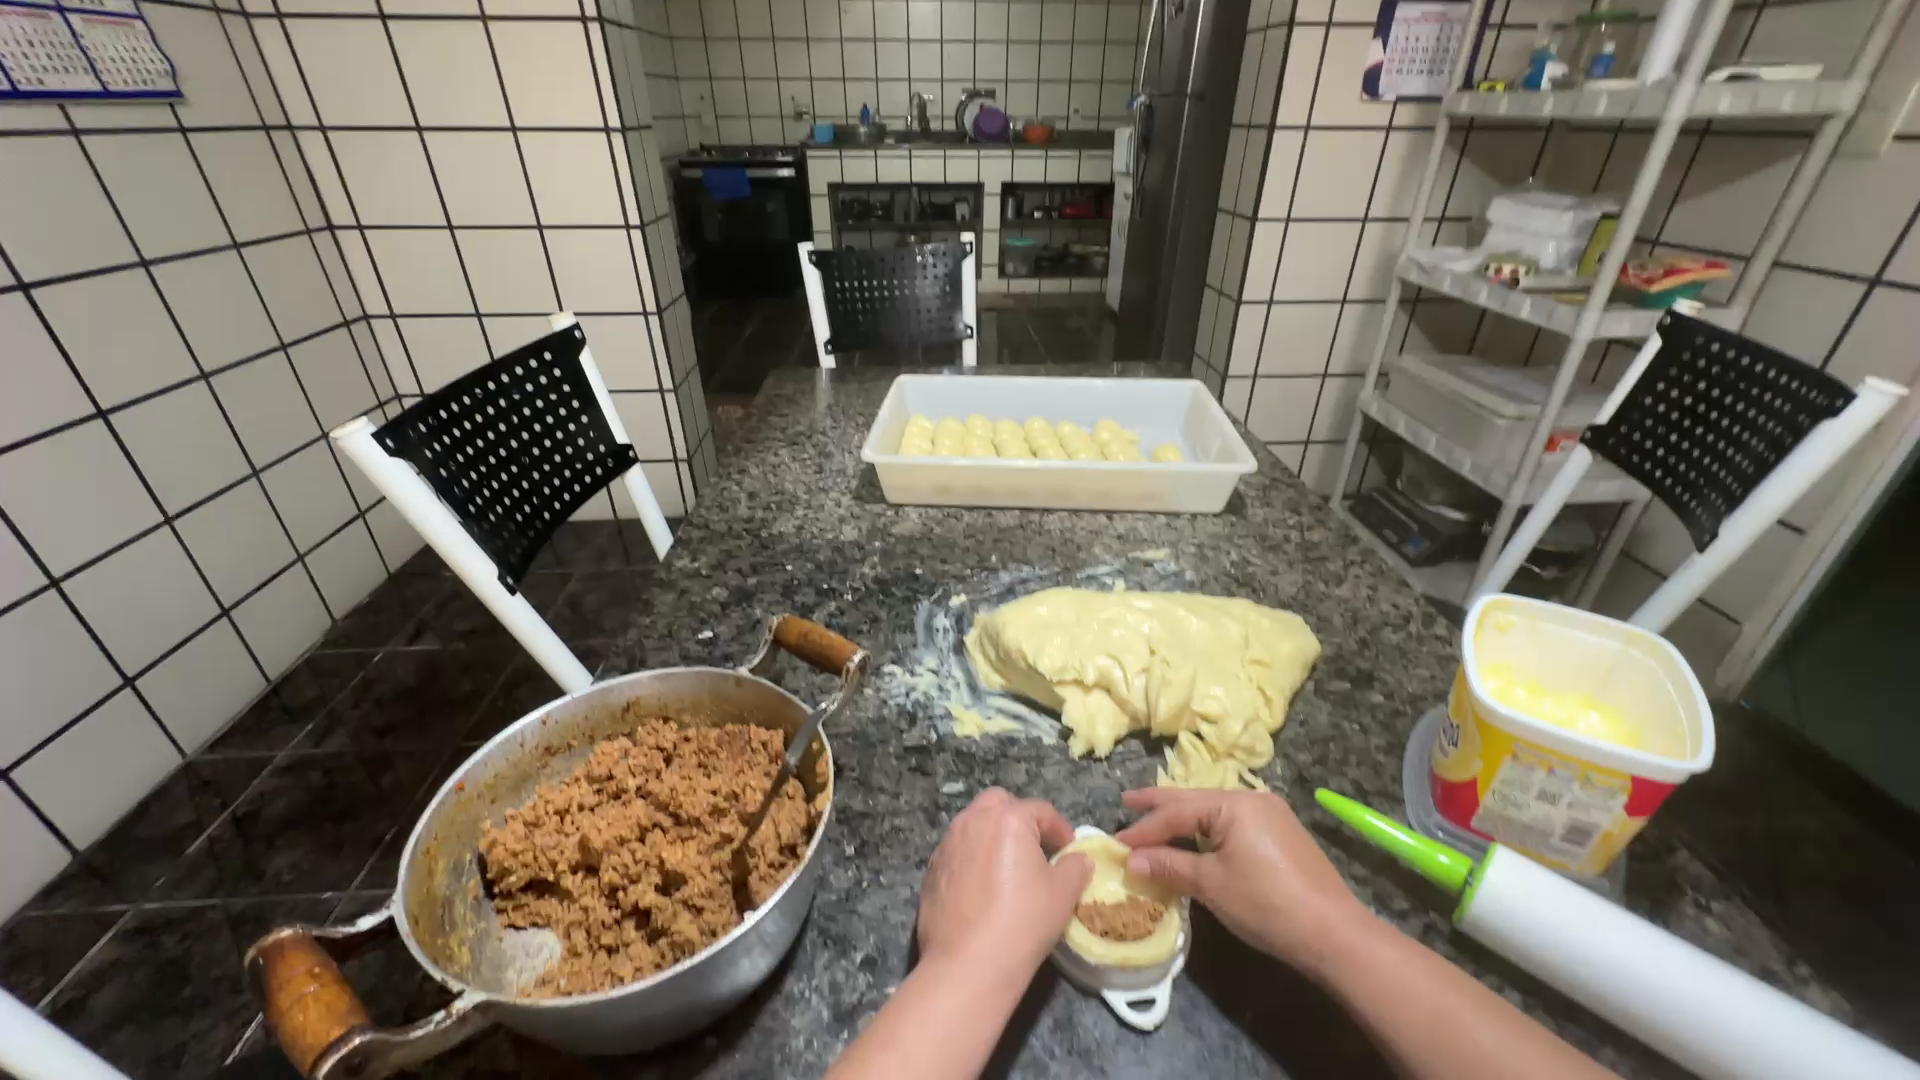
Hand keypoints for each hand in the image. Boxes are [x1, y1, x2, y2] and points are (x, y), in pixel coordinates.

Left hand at [917, 788, 1092, 984]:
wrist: (967, 965)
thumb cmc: (1022, 922)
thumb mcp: (1062, 894)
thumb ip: (1075, 867)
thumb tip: (1078, 859)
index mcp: (1008, 819)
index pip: (1041, 810)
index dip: (1060, 829)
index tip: (1069, 849)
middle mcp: (973, 820)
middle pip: (1000, 804)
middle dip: (1020, 819)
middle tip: (1036, 849)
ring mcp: (947, 844)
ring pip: (974, 824)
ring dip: (993, 836)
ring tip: (1009, 868)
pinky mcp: (931, 869)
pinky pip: (958, 850)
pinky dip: (973, 857)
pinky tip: (983, 888)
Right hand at [1115, 788, 1368, 977]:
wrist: (1335, 934)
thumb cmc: (1267, 904)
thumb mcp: (1211, 884)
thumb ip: (1168, 866)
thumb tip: (1130, 860)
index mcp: (1233, 804)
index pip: (1176, 813)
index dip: (1143, 830)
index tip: (1114, 843)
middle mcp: (1252, 799)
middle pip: (1194, 801)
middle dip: (1159, 805)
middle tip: (1126, 802)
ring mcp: (1270, 815)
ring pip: (1213, 811)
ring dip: (1182, 819)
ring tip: (1153, 819)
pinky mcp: (1279, 835)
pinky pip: (1230, 823)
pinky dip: (1205, 830)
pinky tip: (1193, 837)